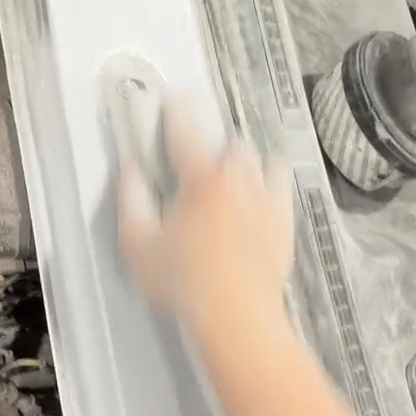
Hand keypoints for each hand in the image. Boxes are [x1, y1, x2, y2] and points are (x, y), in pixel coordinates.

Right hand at [117, 101, 293, 335]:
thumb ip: (131, 201)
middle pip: (233, 145)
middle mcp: (239, 181)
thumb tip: (130, 173)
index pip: (186, 131)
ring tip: (234, 185)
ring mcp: (268, 202)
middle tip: (200, 168)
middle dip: (217, 149)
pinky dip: (270, 191)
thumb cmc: (183, 283)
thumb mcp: (138, 245)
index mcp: (201, 180)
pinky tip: (258, 207)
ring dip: (249, 167)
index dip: (178, 110)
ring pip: (265, 164)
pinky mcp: (285, 226)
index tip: (175, 97)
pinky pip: (282, 192)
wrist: (237, 317)